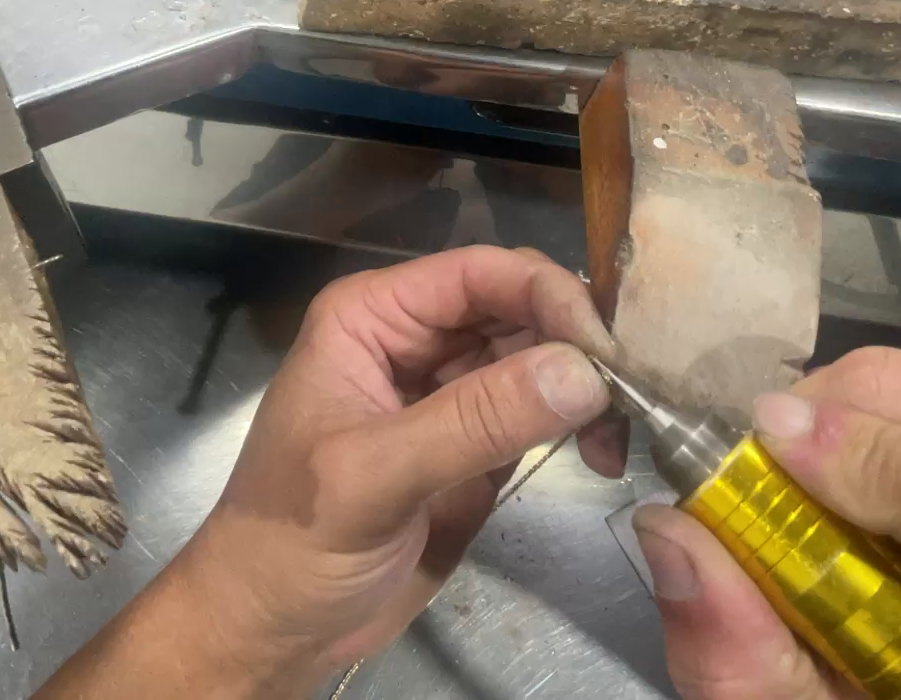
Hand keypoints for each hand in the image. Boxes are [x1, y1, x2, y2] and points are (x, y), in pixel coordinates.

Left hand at [36, 246, 617, 698]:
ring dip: (581, 384)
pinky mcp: (471, 440)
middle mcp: (413, 336)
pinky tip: (596, 452)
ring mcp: (444, 389)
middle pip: (513, 306)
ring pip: (533, 355)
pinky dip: (573, 422)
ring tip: (616, 434)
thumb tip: (583, 371)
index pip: (475, 273)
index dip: (545, 294)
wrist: (273, 626)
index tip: (605, 350)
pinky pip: (533, 409)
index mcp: (373, 316)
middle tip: (627, 397)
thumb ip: (475, 420)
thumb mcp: (374, 475)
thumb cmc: (291, 540)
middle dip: (573, 340)